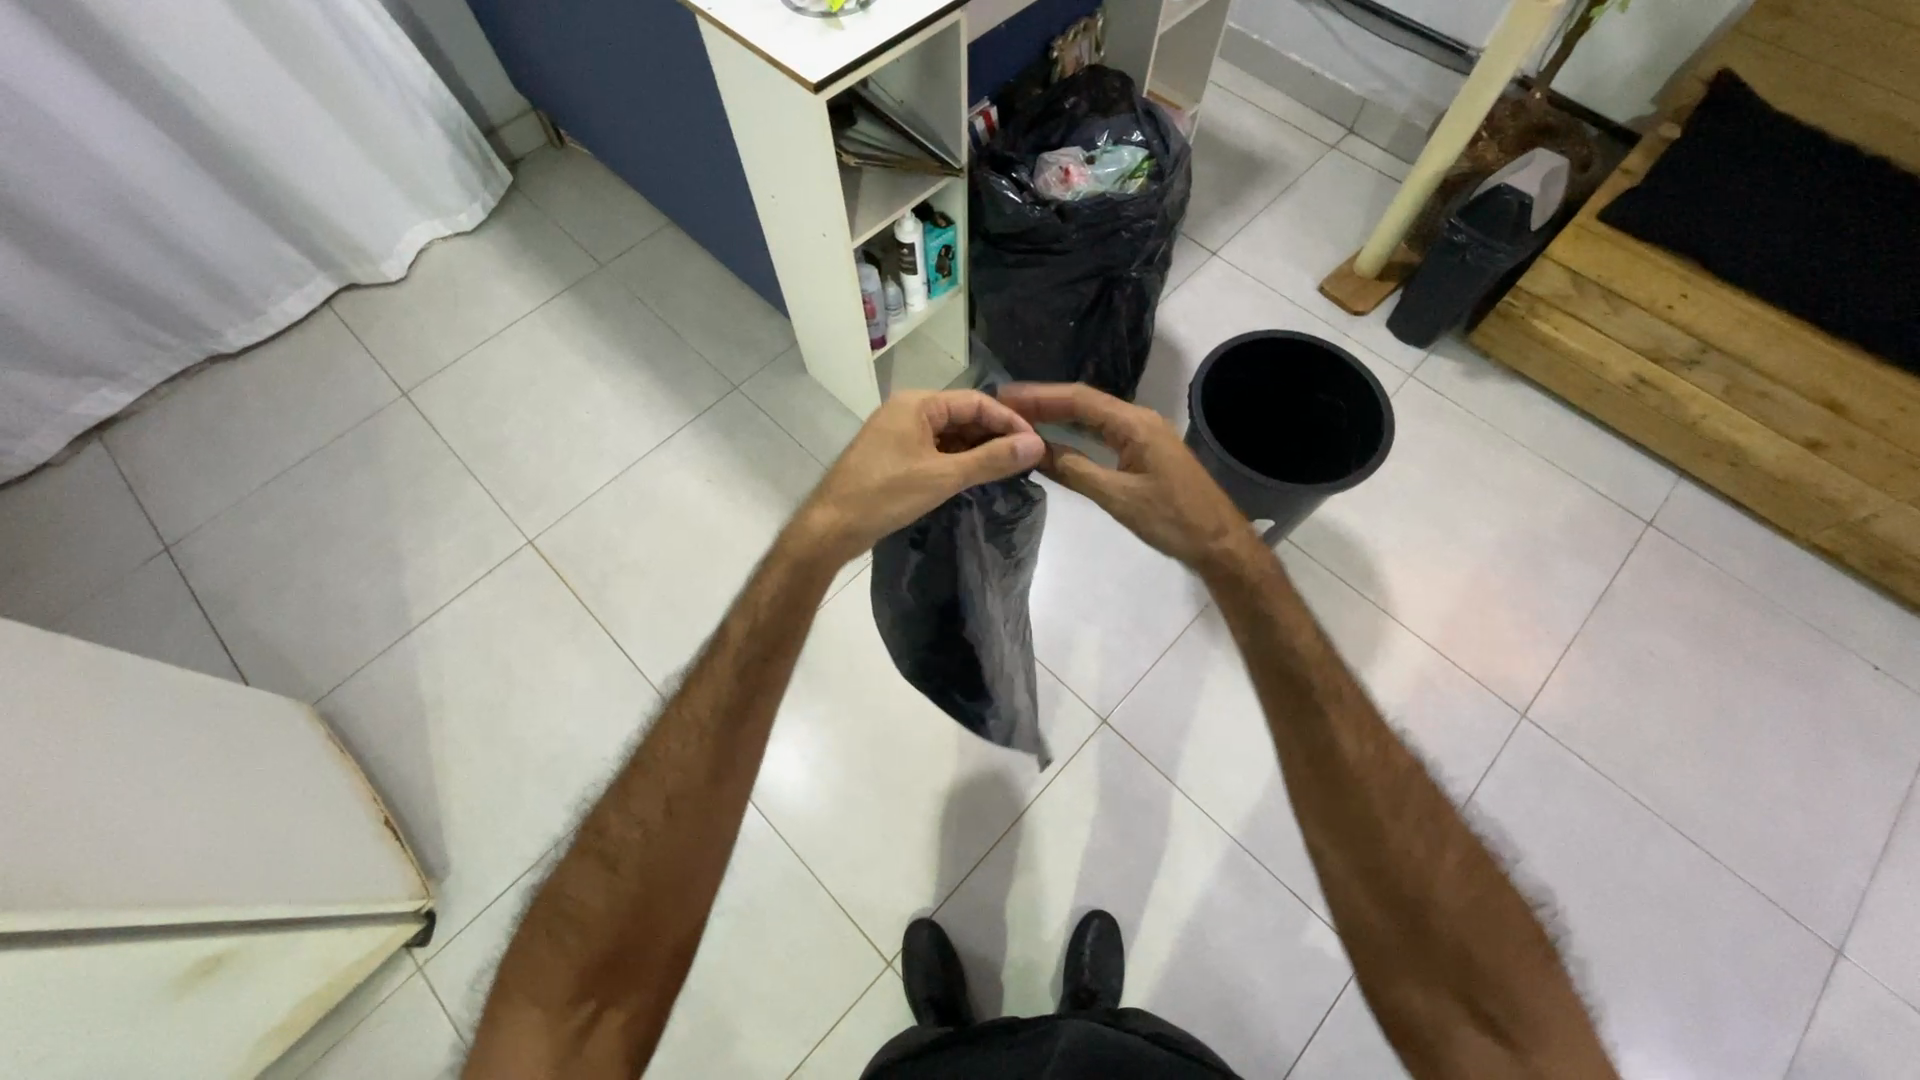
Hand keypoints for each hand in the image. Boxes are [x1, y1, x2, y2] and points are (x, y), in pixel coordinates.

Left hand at [792, 389, 1045, 564]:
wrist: (831, 527)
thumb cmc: (885, 495)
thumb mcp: (944, 477)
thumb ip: (991, 460)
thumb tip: (1036, 445)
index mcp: (917, 404)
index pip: (975, 402)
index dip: (1008, 421)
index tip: (1035, 444)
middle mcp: (907, 411)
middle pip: (962, 416)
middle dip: (995, 436)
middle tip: (1026, 460)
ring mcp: (898, 435)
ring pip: (949, 436)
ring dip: (978, 451)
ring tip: (1008, 471)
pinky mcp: (894, 458)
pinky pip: (935, 452)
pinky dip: (958, 462)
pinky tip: (976, 479)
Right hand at [997, 382, 1256, 574]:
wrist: (1219, 542)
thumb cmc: (1171, 520)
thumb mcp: (1117, 497)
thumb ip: (1074, 470)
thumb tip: (1033, 451)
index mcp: (1135, 424)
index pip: (1079, 399)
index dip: (1040, 396)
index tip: (1005, 396)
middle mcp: (1140, 420)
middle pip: (1085, 403)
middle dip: (1045, 403)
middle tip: (1004, 406)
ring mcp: (1145, 436)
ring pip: (1094, 418)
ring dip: (1060, 417)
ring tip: (1021, 418)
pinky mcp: (1146, 453)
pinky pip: (1104, 434)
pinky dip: (1077, 435)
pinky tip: (1057, 440)